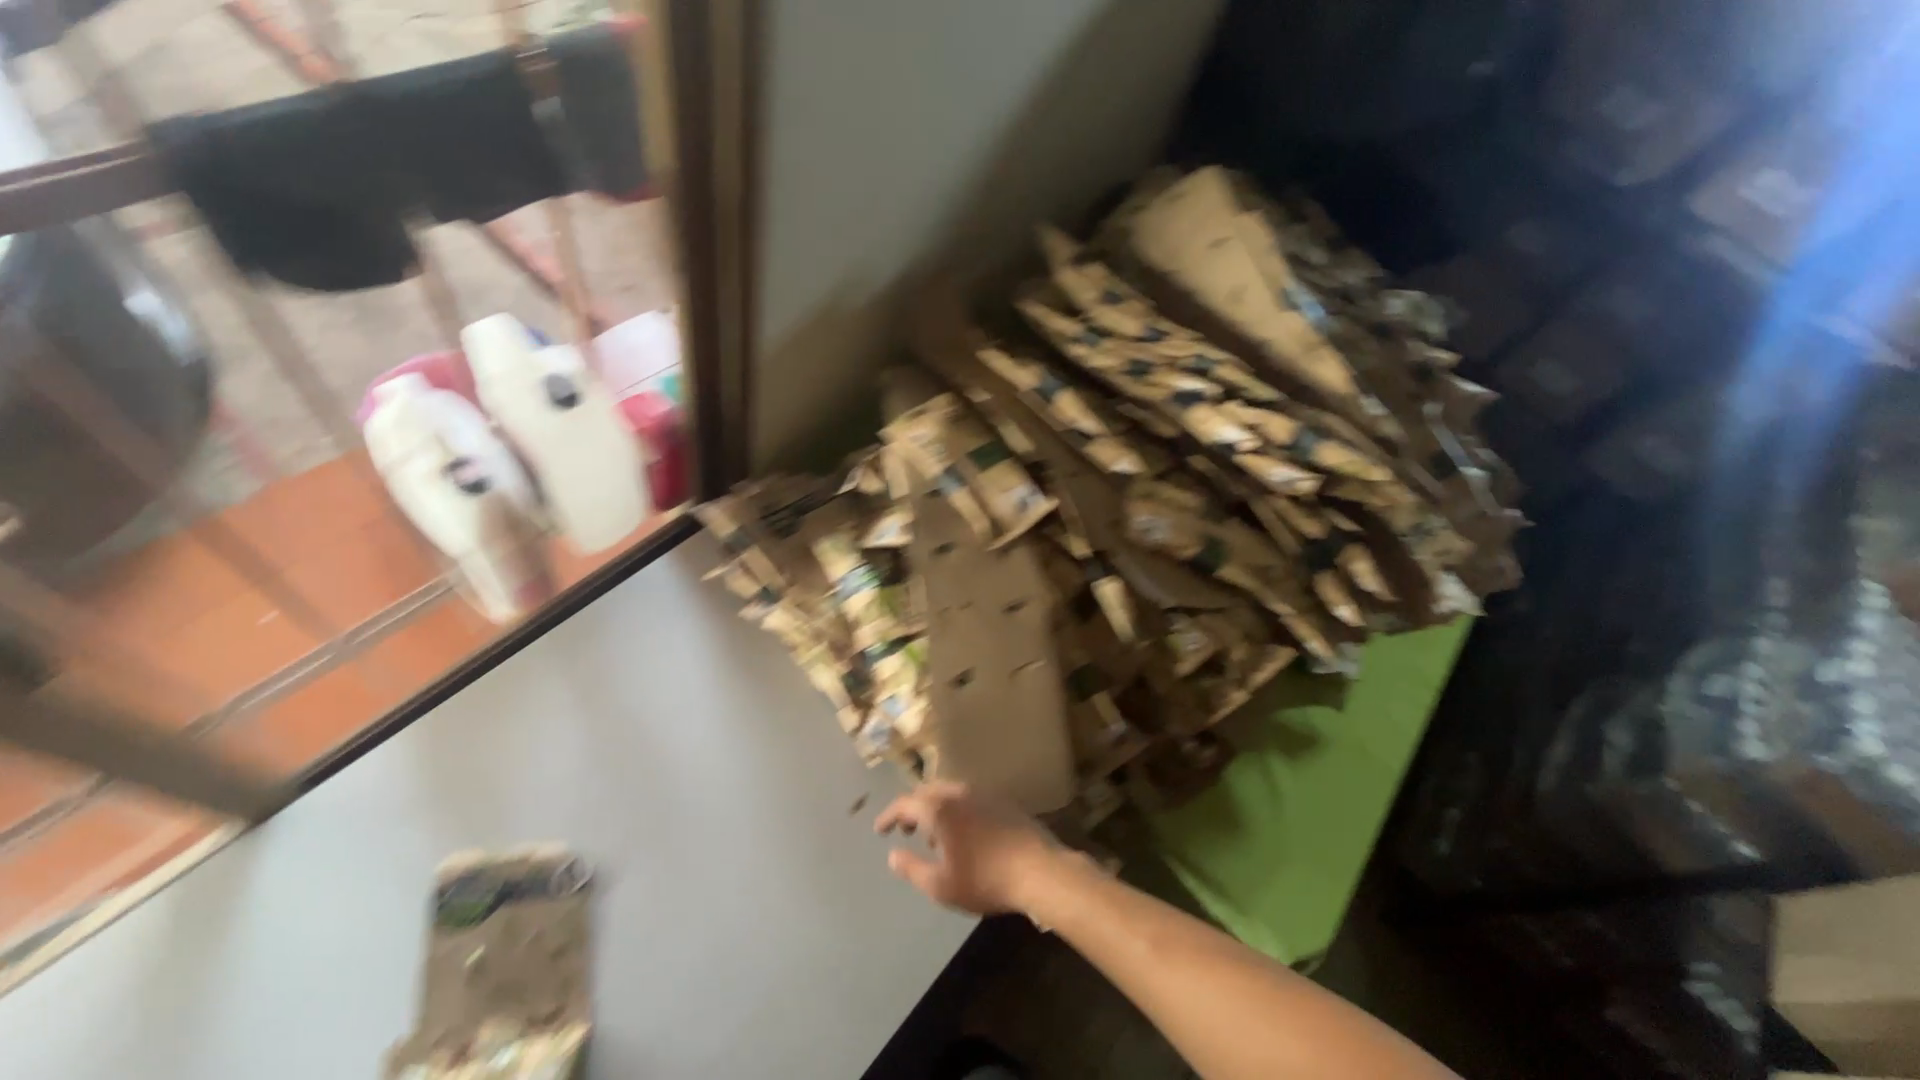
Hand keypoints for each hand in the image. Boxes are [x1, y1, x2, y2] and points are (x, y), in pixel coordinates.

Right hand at [874, 781, 1066, 914]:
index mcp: (940, 809)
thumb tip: (893, 855)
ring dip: (935, 808)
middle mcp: (960, 793)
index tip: (880, 830)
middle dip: (912, 808)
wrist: (1039, 871)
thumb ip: (912, 868)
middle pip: (928, 792)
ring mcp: (985, 795)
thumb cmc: (985, 879)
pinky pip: (969, 799)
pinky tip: (964, 834)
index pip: (905, 804)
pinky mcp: (1004, 803)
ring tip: (934, 836)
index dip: (889, 815)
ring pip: (950, 793)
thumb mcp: (940, 885)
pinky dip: (956, 810)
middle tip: (906, 829)